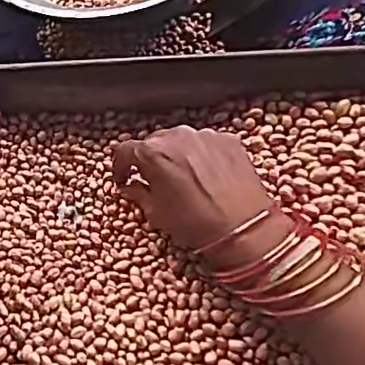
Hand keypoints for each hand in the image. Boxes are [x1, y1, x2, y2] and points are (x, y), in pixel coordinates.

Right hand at [111, 126, 275, 254]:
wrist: (244, 228)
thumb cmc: (197, 223)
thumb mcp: (156, 213)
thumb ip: (138, 193)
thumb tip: (131, 187)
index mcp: (153, 153)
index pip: (125, 150)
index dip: (120, 166)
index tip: (123, 178)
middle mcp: (177, 137)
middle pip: (152, 142)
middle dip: (148, 160)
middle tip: (151, 180)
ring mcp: (205, 136)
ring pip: (180, 141)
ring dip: (175, 156)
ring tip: (180, 179)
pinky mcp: (228, 141)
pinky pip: (205, 144)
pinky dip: (199, 156)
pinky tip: (203, 176)